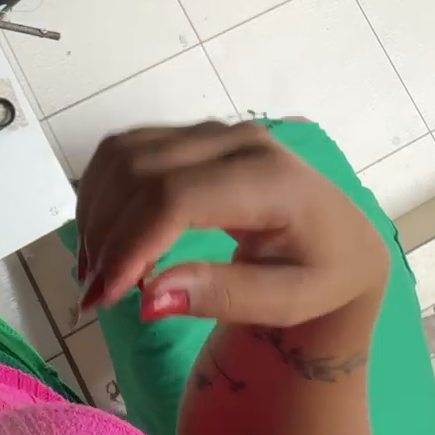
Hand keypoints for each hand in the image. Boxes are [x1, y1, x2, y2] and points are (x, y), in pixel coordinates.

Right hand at [75, 121, 388, 327]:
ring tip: (96, 267)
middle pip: (138, 172)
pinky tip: (104, 234)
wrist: (339, 239)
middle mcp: (235, 140)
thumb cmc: (323, 277)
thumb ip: (225, 297)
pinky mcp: (187, 133)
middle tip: (95, 291)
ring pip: (121, 155)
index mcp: (270, 179)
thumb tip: (148, 296)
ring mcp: (208, 130)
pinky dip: (101, 192)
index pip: (175, 197)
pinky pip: (122, 150)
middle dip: (104, 233)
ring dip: (95, 211)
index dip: (130, 243)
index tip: (107, 294)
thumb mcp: (290, 304)